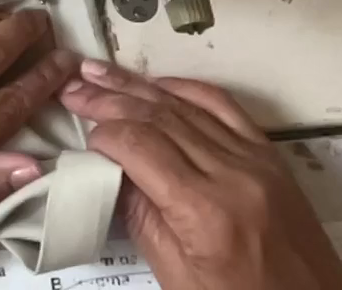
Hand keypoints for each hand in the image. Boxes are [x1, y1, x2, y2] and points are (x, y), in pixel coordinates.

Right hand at [61, 61, 341, 289]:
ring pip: (183, 103)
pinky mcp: (268, 153)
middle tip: (73, 87)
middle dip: (108, 98)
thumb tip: (109, 168)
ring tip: (98, 72)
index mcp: (206, 211)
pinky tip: (155, 83)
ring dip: (135, 86)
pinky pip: (220, 104)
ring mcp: (254, 157)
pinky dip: (183, 88)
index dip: (103, 133)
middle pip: (156, 116)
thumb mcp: (178, 277)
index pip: (139, 146)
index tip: (81, 134)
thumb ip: (140, 216)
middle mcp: (232, 174)